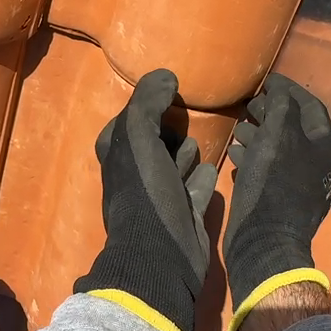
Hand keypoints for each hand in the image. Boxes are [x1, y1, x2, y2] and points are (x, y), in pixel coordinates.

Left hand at [74, 69, 218, 330]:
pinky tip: (211, 167)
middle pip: (158, 139)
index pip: (132, 118)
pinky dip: (203, 176)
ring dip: (187, 153)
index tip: (170, 89)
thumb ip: (147, 102)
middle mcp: (138, 173)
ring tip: (197, 142)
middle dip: (170, 129)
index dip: (148, 104)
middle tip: (187, 115)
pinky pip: (198, 185)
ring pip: (179, 162)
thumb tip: (165, 76)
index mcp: (118, 154)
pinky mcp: (187, 212)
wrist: (162, 254)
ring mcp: (163, 194)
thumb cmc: (145, 190)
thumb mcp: (138, 136)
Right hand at [224, 74, 330, 330]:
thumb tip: (279, 89)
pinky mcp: (282, 198)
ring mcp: (301, 183)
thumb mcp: (278, 134)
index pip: (311, 105)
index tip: (266, 80)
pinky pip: (270, 168)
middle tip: (249, 105)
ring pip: (281, 147)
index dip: (289, 89)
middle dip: (271, 111)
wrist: (265, 239)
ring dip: (260, 133)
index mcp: (326, 146)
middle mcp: (319, 164)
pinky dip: (254, 155)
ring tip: (239, 127)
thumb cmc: (274, 181)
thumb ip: (282, 106)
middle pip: (295, 126)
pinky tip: (236, 153)